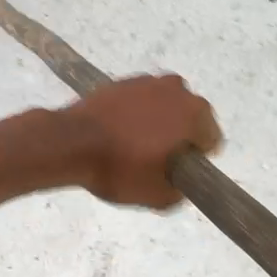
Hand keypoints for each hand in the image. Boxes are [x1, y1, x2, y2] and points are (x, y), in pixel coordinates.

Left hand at [61, 74, 222, 208]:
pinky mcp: (121, 81)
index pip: (209, 141)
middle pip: (187, 120)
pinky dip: (133, 114)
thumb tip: (179, 185)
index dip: (192, 160)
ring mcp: (148, 81)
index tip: (170, 170)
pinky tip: (115, 132)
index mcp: (196, 114)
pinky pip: (138, 101)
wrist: (68, 142)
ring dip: (155, 124)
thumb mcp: (156, 195)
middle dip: (175, 138)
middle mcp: (178, 89)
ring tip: (130, 146)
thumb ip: (179, 192)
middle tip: (149, 160)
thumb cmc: (117, 168)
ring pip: (163, 108)